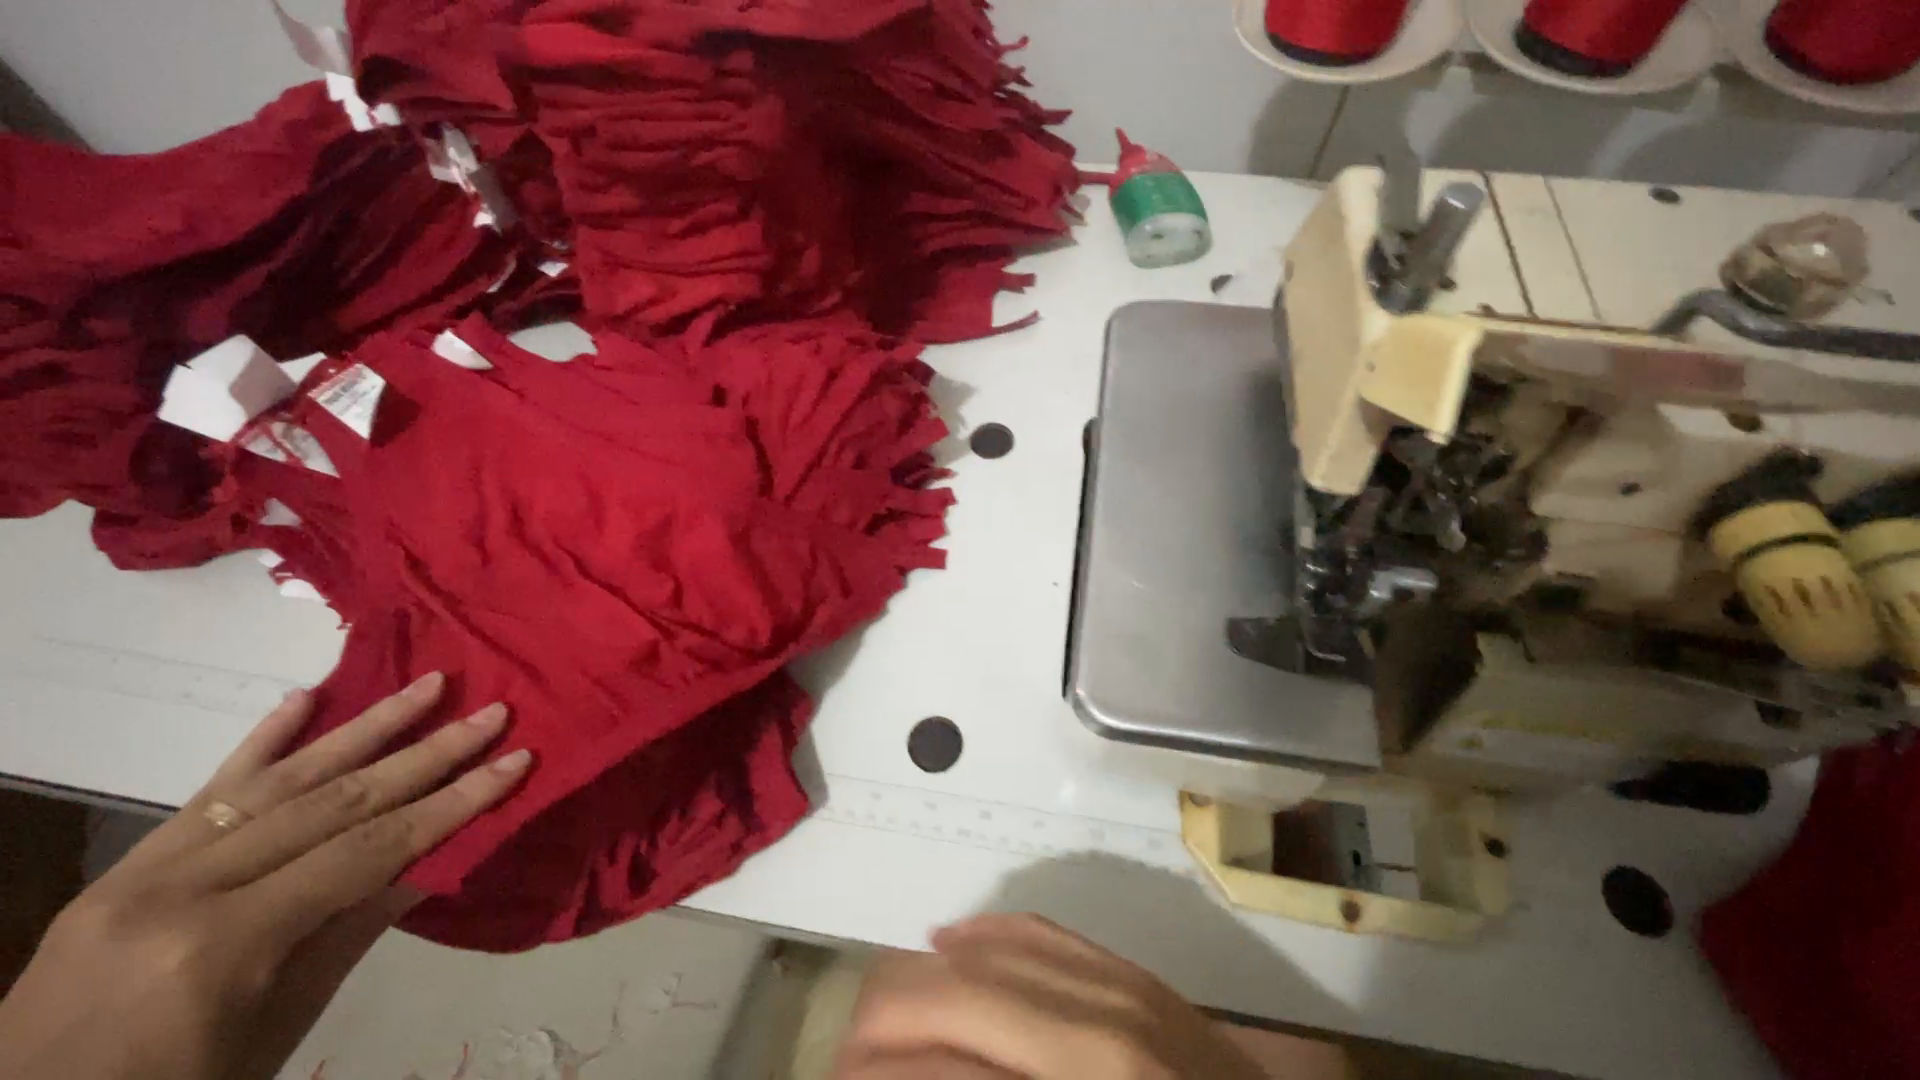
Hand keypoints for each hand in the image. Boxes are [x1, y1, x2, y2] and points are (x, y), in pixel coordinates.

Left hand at [0, 673, 530, 1079]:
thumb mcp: (279, 1027)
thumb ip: (353, 931)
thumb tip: (434, 857)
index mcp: (225, 941)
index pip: (367, 850)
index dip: (451, 803)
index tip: (515, 761)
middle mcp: (182, 890)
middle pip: (333, 802)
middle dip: (426, 754)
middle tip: (490, 713)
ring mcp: (142, 872)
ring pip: (278, 781)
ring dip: (364, 728)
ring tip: (428, 684)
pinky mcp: (121, 869)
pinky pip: (203, 795)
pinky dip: (260, 743)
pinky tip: (305, 697)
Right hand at [833, 914, 1267, 1079]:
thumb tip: (913, 1071)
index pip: (936, 1066)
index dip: (870, 1068)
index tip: (837, 1073)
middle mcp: (1092, 1033)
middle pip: (949, 995)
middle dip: (879, 1018)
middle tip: (845, 1050)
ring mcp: (1122, 992)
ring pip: (987, 952)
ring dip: (922, 975)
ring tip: (881, 1008)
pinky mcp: (1142, 975)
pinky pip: (1043, 932)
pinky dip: (987, 934)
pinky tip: (950, 942)